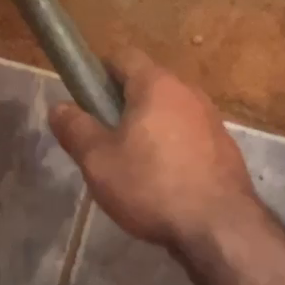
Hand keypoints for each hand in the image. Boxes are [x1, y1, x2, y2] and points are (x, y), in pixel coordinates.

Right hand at [49, 49, 261, 250]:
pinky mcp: (226, 147)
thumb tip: (59, 107)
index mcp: (156, 84)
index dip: (100, 73)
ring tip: (134, 167)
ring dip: (150, 128)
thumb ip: (76, 129)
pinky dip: (174, 148)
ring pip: (170, 111)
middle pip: (148, 84)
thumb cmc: (151, 186)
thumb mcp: (99, 161)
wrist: (220, 227)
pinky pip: (190, 135)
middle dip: (124, 105)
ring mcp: (212, 119)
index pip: (123, 56)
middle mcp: (188, 91)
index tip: (86, 101)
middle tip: (105, 141)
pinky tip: (165, 183)